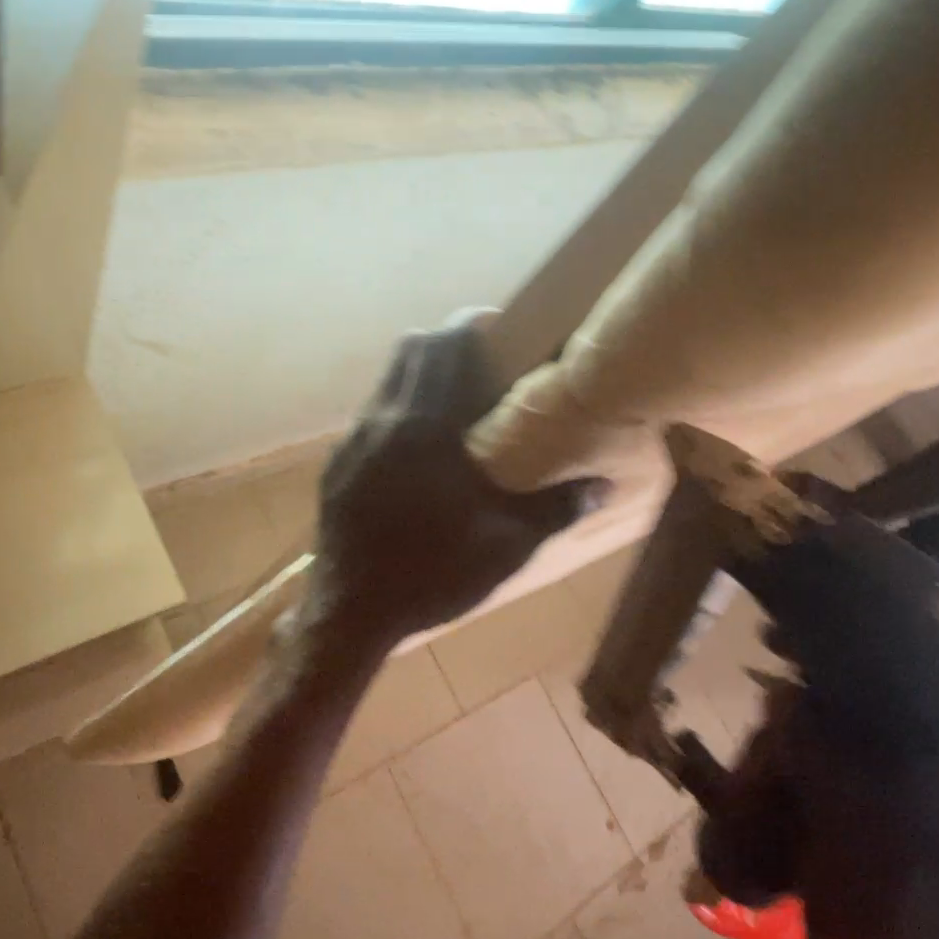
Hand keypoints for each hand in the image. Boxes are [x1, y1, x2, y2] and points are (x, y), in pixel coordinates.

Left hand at [300, 322, 605, 661]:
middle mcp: (382, 421)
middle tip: (481, 366)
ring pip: (387, 384)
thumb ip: (554, 508)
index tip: (499, 328)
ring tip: (453, 411)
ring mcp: (351, 443)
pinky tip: (416, 458)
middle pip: (410, 350)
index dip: (471, 326)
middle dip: (445, 345)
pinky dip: (397, 415)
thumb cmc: (431, 575)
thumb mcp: (505, 546)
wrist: (350, 612)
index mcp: (424, 427)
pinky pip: (370, 420)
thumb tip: (603, 485)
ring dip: (419, 380)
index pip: (444, 345)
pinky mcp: (335, 468)